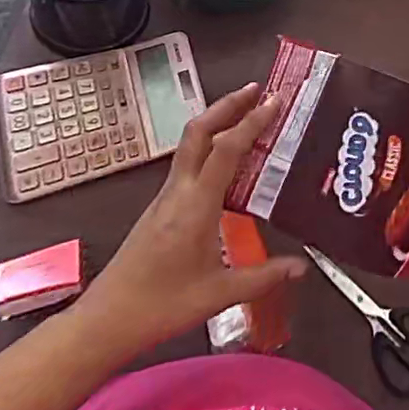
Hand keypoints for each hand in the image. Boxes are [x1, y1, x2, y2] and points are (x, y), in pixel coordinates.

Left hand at [74, 83, 306, 356]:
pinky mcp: (161, 206)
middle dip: (227, 104)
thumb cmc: (161, 306)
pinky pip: (188, 163)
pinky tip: (226, 160)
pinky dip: (209, 146)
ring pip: (191, 144)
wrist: (107, 319)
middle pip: (199, 131)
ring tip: (245, 114)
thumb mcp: (220, 295)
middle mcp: (178, 191)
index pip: (226, 150)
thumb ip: (263, 277)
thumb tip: (300, 268)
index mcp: (195, 205)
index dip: (252, 121)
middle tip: (256, 90)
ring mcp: (166, 196)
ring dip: (217, 122)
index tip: (274, 101)